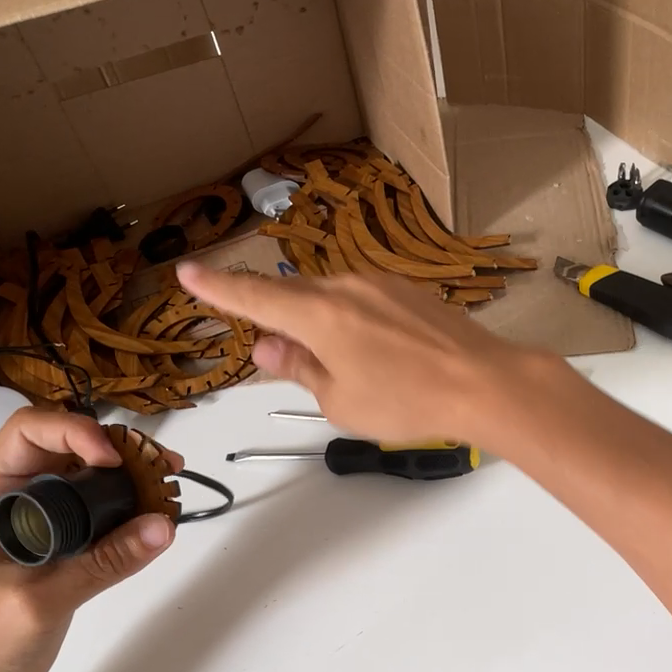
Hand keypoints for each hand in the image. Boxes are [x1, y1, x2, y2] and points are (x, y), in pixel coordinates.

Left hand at [0, 409, 177, 671]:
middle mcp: (16, 492)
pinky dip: (131, 497)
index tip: (113, 461)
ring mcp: (41, 512)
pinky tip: (158, 507)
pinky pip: (100, 501)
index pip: (29, 432)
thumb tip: (164, 527)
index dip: (73, 432)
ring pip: (88, 469)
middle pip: (67, 442)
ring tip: (169, 478)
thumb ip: (105, 562)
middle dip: (117, 445)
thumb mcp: (45, 598)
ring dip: (131, 467)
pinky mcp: (64, 533)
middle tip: (162, 463)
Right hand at [176, 263, 571, 446]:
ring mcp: (382, 284)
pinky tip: (374, 352)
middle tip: (279, 352)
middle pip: (294, 297)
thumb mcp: (340, 401)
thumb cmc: (407, 401)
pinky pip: (363, 300)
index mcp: (319, 314)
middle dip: (279, 319)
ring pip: (331, 298)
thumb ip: (299, 369)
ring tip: (342, 366)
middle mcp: (346, 287)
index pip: (255, 297)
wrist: (484, 382)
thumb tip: (267, 346)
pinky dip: (352, 321)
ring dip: (321, 324)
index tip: (187, 270)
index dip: (218, 286)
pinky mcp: (409, 291)